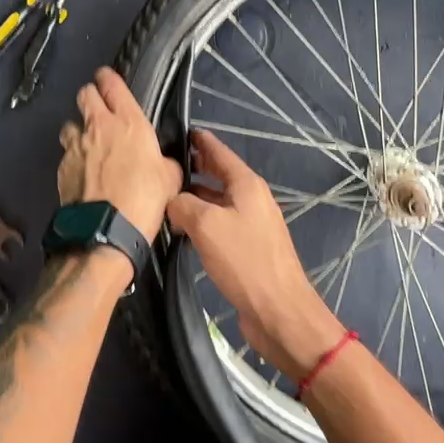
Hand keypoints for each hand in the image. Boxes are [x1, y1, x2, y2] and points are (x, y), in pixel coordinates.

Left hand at [57, 67, 183, 242]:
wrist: (106, 231)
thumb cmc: (144, 199)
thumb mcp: (169, 179)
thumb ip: (164, 162)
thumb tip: (162, 162)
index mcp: (128, 122)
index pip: (112, 84)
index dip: (108, 78)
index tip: (107, 79)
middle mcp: (98, 126)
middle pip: (85, 94)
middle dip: (90, 97)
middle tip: (98, 109)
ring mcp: (76, 146)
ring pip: (70, 124)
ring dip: (77, 130)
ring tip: (86, 145)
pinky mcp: (62, 168)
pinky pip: (65, 155)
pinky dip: (72, 159)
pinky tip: (81, 174)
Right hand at [165, 129, 346, 379]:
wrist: (280, 312)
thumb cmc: (245, 261)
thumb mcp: (206, 225)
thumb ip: (183, 205)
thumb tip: (171, 201)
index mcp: (247, 185)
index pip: (219, 151)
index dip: (199, 141)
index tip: (179, 130)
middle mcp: (252, 199)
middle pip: (219, 175)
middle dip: (194, 169)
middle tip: (164, 166)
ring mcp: (252, 225)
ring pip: (218, 203)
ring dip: (195, 200)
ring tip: (165, 200)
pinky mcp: (249, 249)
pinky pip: (221, 226)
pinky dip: (202, 223)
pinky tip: (182, 233)